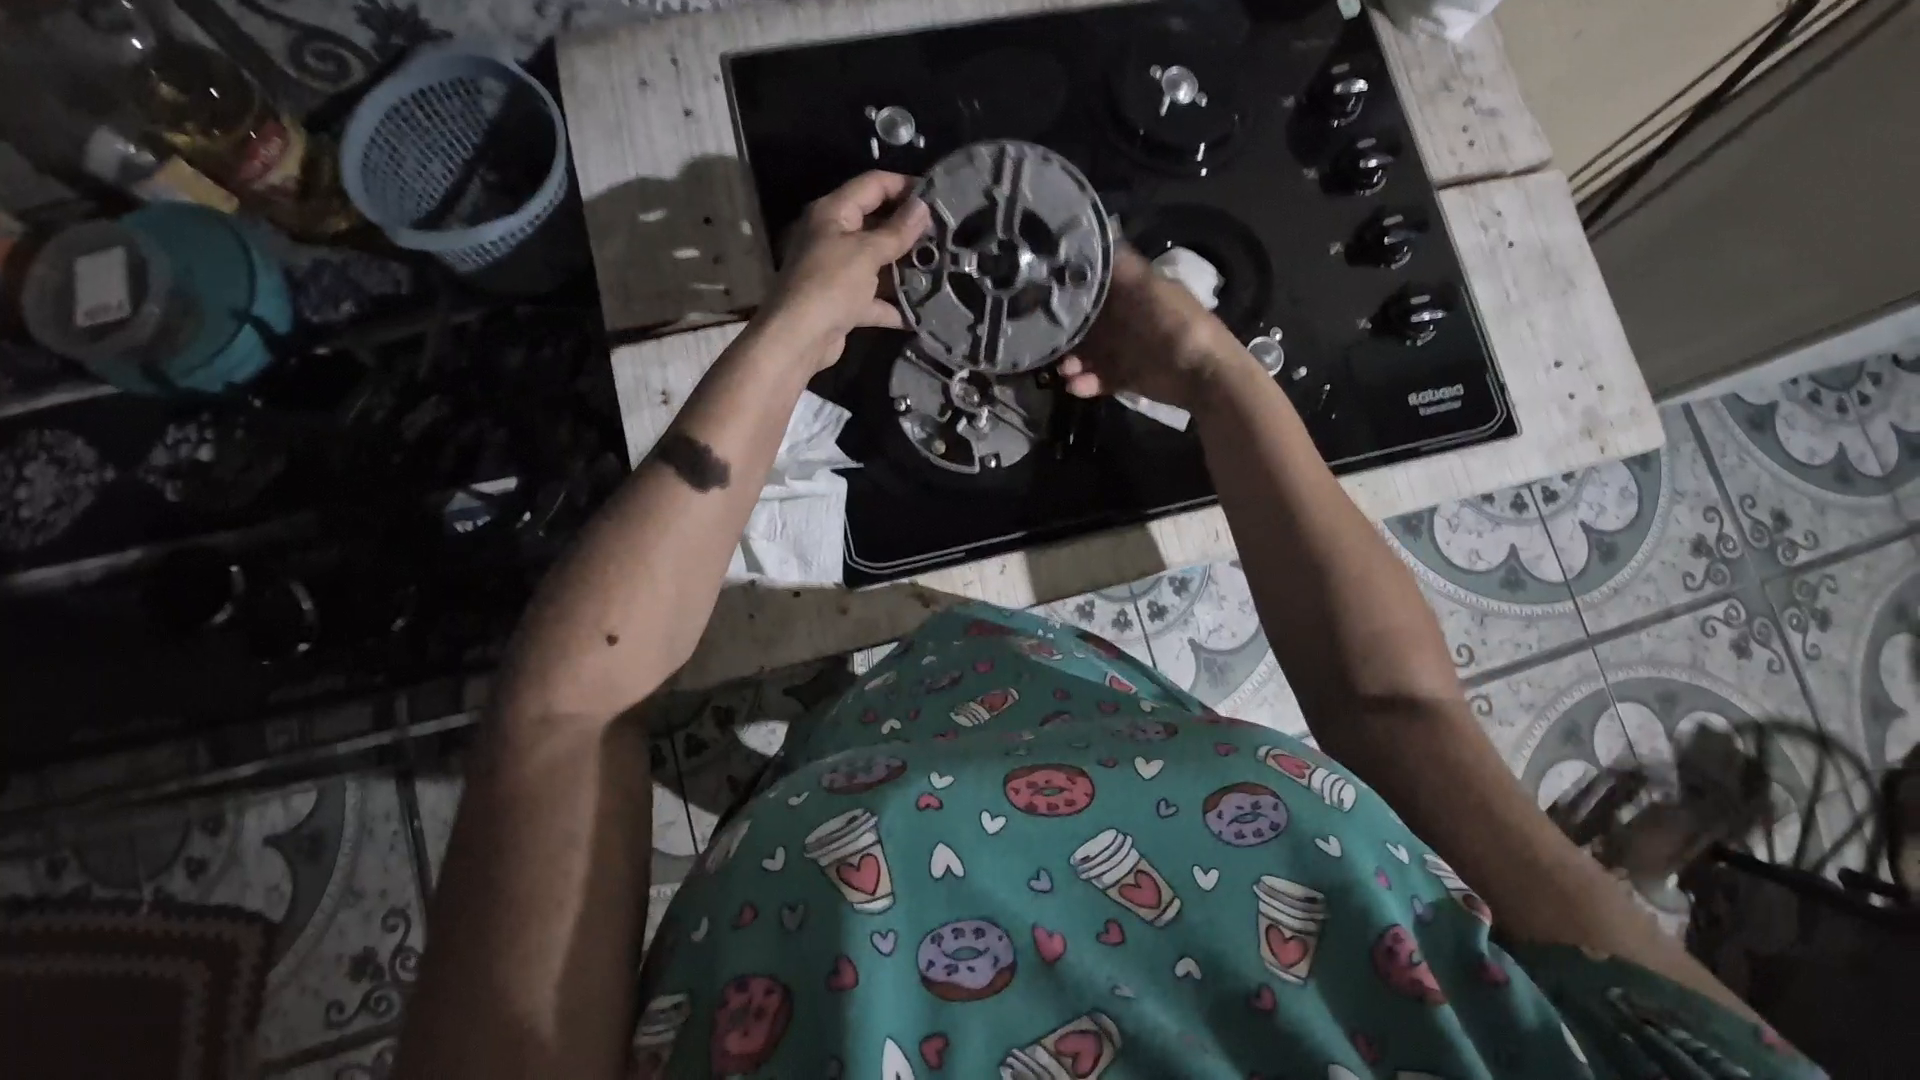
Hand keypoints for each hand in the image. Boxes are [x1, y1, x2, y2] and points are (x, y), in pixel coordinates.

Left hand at [757, 170, 931, 370]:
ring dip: (906, 270)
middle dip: (909, 232)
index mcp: (833, 213)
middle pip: (877, 224)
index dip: (904, 186)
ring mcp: (838, 272)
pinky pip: (874, 299)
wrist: (798, 339)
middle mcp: (833, 237)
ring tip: (941, 270)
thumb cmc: (831, 285)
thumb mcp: (867, 252)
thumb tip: (923, 206)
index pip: (873, 185)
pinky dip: (894, 305)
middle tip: (945, 236)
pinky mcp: (843, 303)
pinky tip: (921, 312)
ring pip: (878, 264)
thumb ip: (897, 231)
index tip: (938, 195)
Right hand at [1058, 247, 1255, 412]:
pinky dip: (1085, 383)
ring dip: (1071, 362)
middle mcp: (1125, 319)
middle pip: (1084, 324)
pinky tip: (1077, 386)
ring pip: (1086, 354)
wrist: (1203, 374)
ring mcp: (1124, 350)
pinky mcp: (1126, 378)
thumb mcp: (1150, 287)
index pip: (1092, 288)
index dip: (1068, 293)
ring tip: (1065, 372)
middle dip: (1065, 334)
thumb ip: (1122, 267)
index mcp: (1131, 293)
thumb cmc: (1177, 325)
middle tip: (1049, 344)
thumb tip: (1098, 233)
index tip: (1044, 297)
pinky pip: (1098, 379)